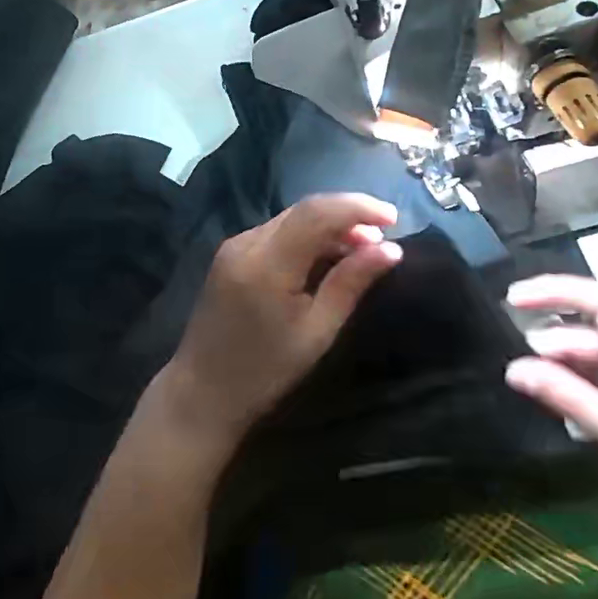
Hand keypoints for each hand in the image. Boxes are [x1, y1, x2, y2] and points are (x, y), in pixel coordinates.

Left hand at [154, 194, 401, 448]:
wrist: (203, 391)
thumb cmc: (266, 370)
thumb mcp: (317, 331)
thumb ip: (350, 283)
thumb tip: (390, 249)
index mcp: (268, 263)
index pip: (317, 213)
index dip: (358, 207)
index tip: (394, 218)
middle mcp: (246, 243)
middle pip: (303, 210)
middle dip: (346, 215)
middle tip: (382, 237)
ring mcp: (234, 246)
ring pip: (289, 218)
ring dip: (327, 225)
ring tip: (361, 246)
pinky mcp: (229, 254)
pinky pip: (274, 232)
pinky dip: (305, 236)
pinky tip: (325, 254)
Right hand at [503, 275, 597, 551]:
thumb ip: (568, 398)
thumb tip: (513, 369)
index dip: (553, 292)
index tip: (512, 298)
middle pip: (594, 330)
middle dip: (551, 340)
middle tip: (514, 362)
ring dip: (564, 362)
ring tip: (528, 378)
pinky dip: (581, 380)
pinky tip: (560, 395)